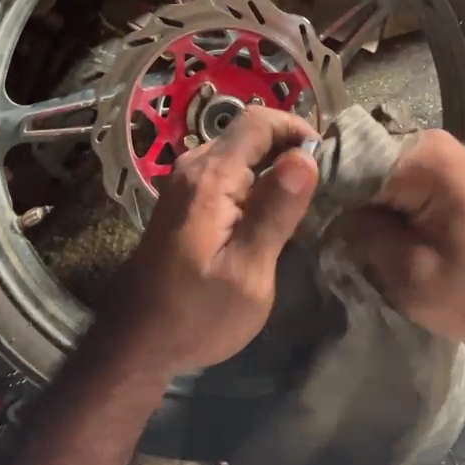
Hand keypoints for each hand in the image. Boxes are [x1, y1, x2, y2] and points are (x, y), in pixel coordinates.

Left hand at [105, 106, 320, 377]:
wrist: (137, 343)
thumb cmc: (196, 313)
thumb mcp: (248, 270)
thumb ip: (276, 210)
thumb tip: (306, 156)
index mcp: (211, 176)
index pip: (258, 122)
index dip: (296, 128)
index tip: (328, 155)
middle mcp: (194, 168)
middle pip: (247, 134)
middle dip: (288, 148)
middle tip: (323, 182)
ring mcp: (185, 184)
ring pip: (237, 153)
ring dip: (272, 166)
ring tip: (303, 200)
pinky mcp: (184, 202)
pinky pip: (226, 174)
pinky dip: (253, 182)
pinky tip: (270, 214)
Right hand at [337, 129, 464, 341]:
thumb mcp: (415, 279)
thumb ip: (365, 239)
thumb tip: (329, 215)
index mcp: (420, 157)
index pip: (345, 161)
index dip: (320, 194)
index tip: (304, 224)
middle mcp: (428, 141)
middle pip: (360, 162)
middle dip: (343, 198)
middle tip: (326, 238)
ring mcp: (441, 153)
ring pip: (378, 173)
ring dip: (365, 204)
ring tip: (350, 240)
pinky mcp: (449, 171)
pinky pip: (400, 179)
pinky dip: (388, 205)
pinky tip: (383, 234)